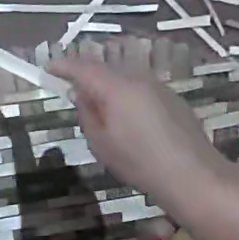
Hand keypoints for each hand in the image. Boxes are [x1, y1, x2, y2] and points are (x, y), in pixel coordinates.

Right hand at [47, 58, 227, 200]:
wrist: (190, 173)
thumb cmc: (137, 161)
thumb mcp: (100, 142)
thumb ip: (87, 113)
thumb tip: (81, 94)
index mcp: (117, 87)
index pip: (84, 68)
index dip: (64, 66)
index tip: (48, 68)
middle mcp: (139, 79)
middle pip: (107, 68)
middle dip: (86, 73)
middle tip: (69, 86)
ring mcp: (159, 87)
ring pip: (126, 77)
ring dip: (107, 84)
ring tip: (96, 103)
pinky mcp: (172, 99)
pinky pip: (141, 88)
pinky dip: (125, 94)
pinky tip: (124, 116)